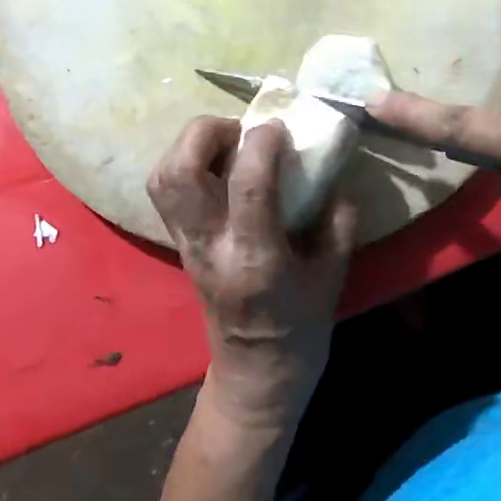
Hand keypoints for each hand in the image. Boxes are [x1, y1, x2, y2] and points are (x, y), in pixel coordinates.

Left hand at [147, 118, 358, 432]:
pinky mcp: (177, 243)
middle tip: (243, 130)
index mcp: (255, 259)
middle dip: (208, 132)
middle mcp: (210, 246)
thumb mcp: (334, 275)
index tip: (280, 127)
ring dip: (190, 145)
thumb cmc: (300, 329)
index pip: (246, 186)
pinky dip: (183, 163)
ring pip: (163, 177)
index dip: (261, 143)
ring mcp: (186, 244)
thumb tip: (331, 169)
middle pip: (181, 172)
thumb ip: (337, 219)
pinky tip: (216, 165)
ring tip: (227, 142)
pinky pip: (165, 190)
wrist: (255, 374)